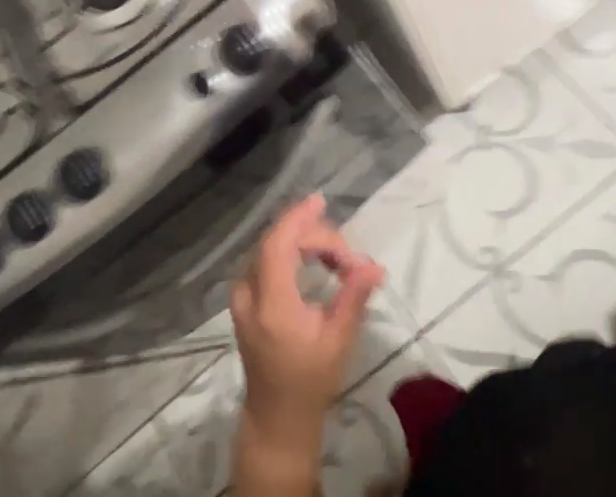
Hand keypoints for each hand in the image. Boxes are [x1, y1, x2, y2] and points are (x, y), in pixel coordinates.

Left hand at [231, 195, 385, 443]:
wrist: (277, 414)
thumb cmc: (310, 379)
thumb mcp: (338, 341)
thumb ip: (353, 297)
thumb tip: (374, 265)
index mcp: (271, 304)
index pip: (278, 245)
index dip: (297, 218)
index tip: (321, 201)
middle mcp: (249, 293)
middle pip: (276, 242)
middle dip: (314, 237)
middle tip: (350, 258)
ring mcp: (241, 295)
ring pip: (270, 248)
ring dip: (303, 243)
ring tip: (337, 259)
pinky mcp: (244, 297)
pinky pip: (265, 260)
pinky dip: (290, 252)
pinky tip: (314, 260)